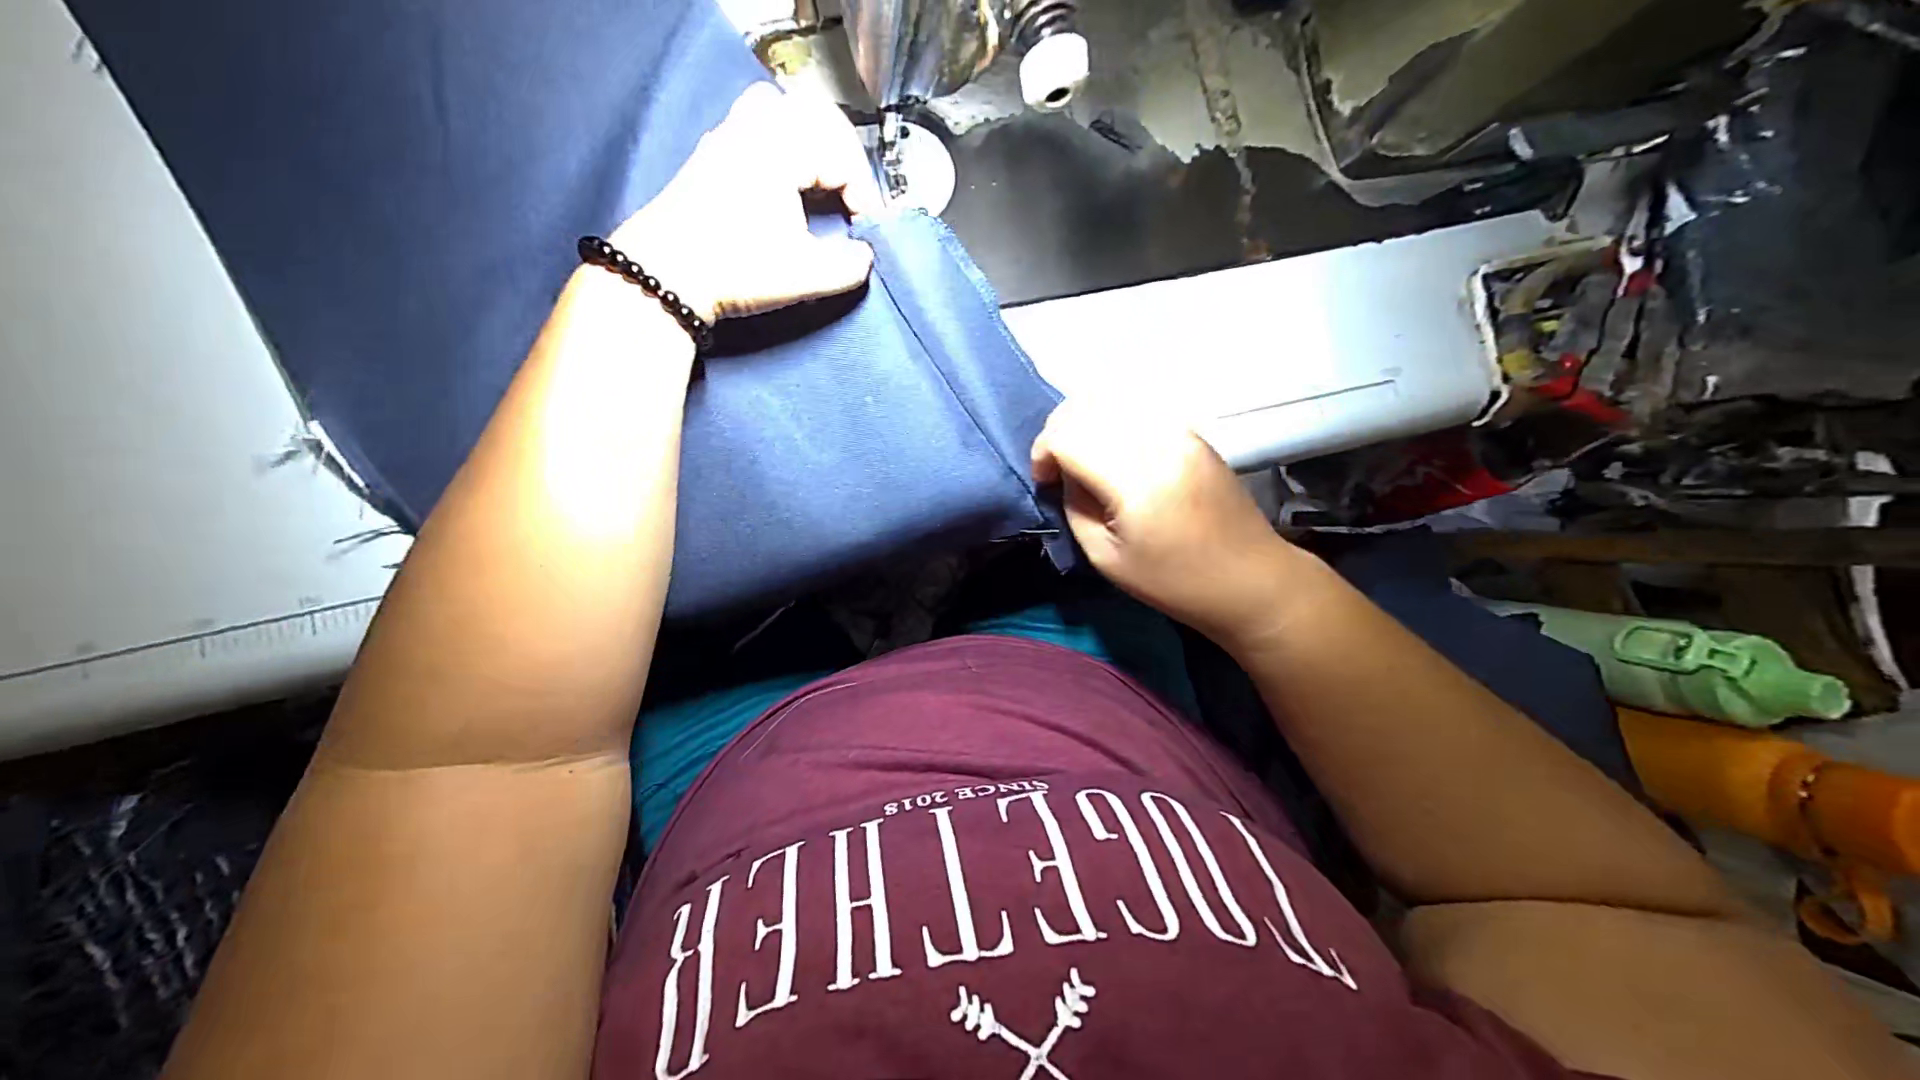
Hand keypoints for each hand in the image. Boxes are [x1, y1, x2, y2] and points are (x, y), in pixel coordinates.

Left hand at [608, 83, 881, 323]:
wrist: (662, 277)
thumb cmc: (734, 270)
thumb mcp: (804, 276)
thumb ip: (848, 266)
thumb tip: (865, 256)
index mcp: (780, 147)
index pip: (842, 153)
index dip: (865, 192)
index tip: (866, 229)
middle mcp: (753, 128)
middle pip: (816, 116)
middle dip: (845, 159)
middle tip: (852, 200)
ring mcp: (727, 136)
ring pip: (782, 111)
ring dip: (812, 144)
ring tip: (821, 185)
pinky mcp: (711, 154)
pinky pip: (756, 125)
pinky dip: (783, 146)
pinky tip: (785, 187)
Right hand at [1031, 401, 1313, 648]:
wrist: (1251, 579)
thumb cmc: (1175, 582)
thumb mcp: (1106, 557)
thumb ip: (1076, 506)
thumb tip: (1065, 474)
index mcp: (1136, 479)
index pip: (1067, 435)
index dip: (1043, 453)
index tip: (1045, 481)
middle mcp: (1159, 442)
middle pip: (1086, 408)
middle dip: (1059, 432)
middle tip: (1058, 469)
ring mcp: (1180, 432)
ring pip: (1112, 401)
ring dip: (1085, 423)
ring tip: (1084, 459)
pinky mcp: (1193, 434)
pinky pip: (1139, 411)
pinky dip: (1114, 423)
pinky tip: (1114, 453)